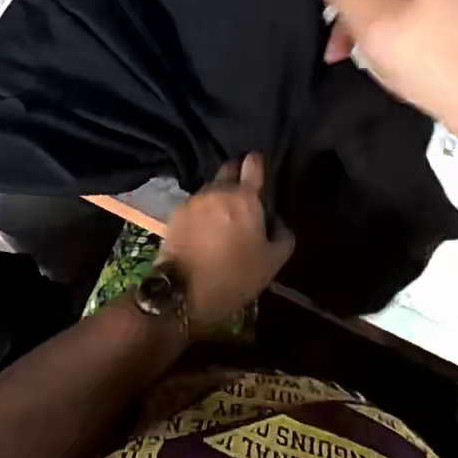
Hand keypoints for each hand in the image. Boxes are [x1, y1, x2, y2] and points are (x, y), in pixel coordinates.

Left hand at [158, 153, 294, 338]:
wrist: (184, 294)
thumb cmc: (235, 277)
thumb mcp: (273, 262)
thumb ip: (283, 234)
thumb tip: (277, 220)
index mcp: (245, 198)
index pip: (253, 164)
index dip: (257, 163)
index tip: (258, 168)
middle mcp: (217, 191)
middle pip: (228, 170)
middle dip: (237, 177)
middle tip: (243, 198)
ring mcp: (193, 201)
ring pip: (210, 188)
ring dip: (218, 197)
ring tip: (222, 220)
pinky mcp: (174, 214)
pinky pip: (195, 205)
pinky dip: (202, 211)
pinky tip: (204, 230)